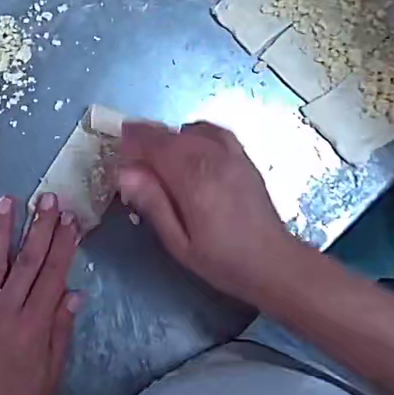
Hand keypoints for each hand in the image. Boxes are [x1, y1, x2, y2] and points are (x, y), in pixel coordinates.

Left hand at [0, 194, 82, 394]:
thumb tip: (73, 293)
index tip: (70, 219)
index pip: (52, 275)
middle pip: (25, 261)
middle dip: (38, 226)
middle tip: (46, 197)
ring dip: (1, 230)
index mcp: (33, 325)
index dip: (62, 245)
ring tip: (7, 200)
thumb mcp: (49, 377)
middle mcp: (6, 310)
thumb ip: (60, 332)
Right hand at [115, 121, 301, 302]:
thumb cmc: (223, 260)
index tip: (118, 146)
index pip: (153, 143)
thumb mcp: (179, 243)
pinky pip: (211, 130)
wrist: (275, 264)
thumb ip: (152, 204)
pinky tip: (189, 147)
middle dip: (146, 139)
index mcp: (192, 179)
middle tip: (133, 157)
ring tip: (159, 156)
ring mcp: (229, 153)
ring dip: (168, 137)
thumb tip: (125, 172)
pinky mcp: (241, 155)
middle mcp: (210, 158)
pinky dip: (193, 132)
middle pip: (168, 134)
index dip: (132, 140)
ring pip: (187, 130)